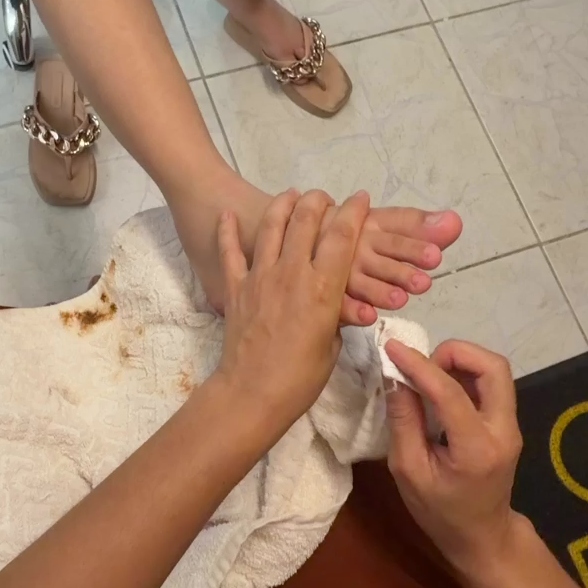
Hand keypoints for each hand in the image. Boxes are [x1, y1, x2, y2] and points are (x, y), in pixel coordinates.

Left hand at [212, 190, 368, 425]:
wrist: (253, 393)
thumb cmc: (301, 377)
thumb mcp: (331, 344)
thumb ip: (335, 315)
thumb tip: (337, 302)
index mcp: (323, 288)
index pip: (342, 237)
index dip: (354, 212)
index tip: (361, 198)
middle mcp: (292, 273)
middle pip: (305, 221)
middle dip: (317, 201)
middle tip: (323, 197)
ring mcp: (260, 277)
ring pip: (271, 227)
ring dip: (282, 205)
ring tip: (290, 194)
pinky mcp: (235, 287)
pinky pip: (229, 252)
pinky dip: (226, 231)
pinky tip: (226, 214)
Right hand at [384, 339, 524, 580]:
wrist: (483, 537)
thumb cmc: (440, 512)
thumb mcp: (408, 471)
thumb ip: (403, 421)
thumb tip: (394, 377)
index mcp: (477, 450)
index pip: (451, 393)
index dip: (419, 365)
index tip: (392, 348)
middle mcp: (503, 431)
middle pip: (493, 367)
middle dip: (453, 353)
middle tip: (421, 366)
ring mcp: (510, 425)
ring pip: (494, 369)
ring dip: (459, 361)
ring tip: (427, 376)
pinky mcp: (506, 421)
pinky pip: (490, 382)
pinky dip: (463, 372)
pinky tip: (439, 387)